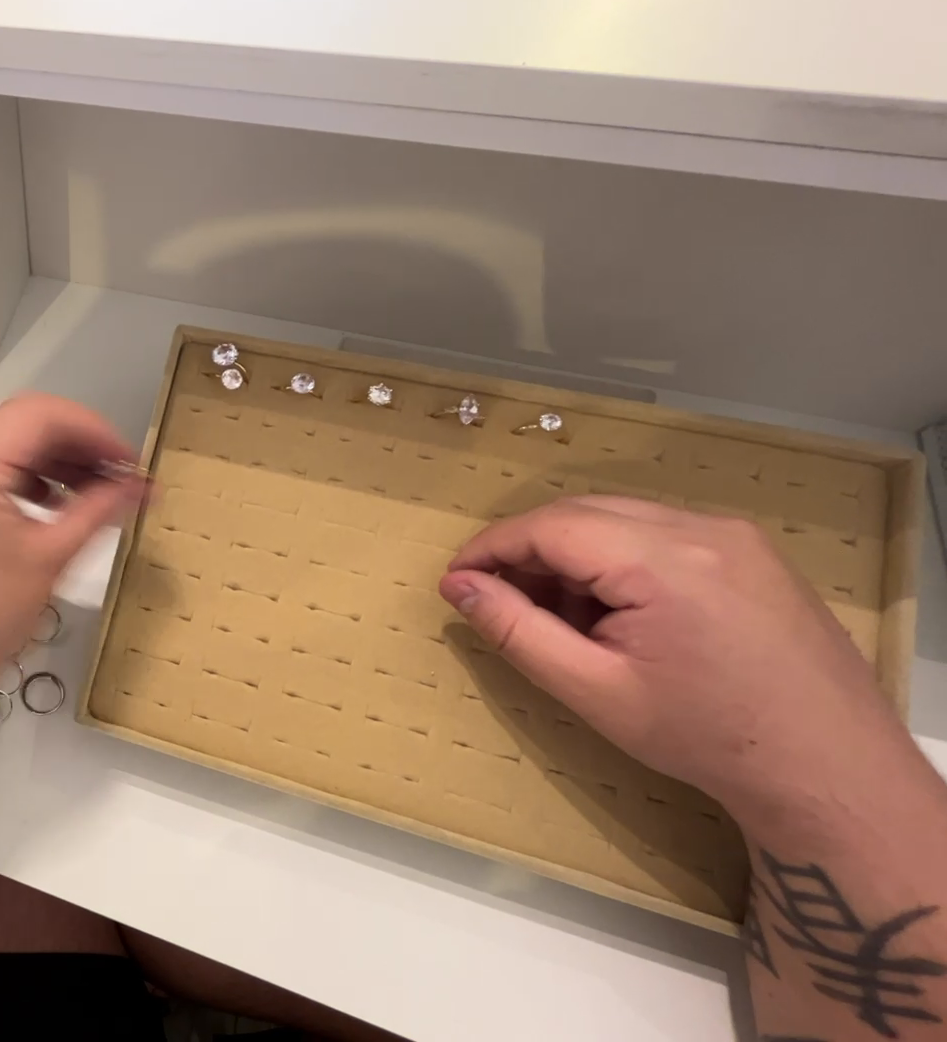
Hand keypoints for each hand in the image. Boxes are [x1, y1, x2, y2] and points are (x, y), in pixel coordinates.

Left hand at [0, 395, 145, 723]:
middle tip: (119, 477)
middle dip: (75, 445)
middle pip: (21, 424)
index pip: (41, 414)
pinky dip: (19, 477)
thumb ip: (98, 509)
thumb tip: (141, 485)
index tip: (129, 460)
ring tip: (93, 494)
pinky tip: (52, 505)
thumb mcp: (49, 559)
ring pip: (2, 444)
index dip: (94, 430)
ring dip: (50, 461)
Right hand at [438, 496, 914, 828]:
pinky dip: (610, 559)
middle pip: (580, 513)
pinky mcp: (750, 552)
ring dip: (567, 555)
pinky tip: (608, 611)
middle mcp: (704, 529)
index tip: (454, 581)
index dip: (490, 547)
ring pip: (615, 518)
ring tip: (555, 615)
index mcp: (666, 562)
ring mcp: (735, 537)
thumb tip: (456, 585)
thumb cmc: (701, 734)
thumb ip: (514, 629)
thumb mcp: (589, 688)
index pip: (549, 526)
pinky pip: (654, 532)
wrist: (829, 772)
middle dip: (525, 550)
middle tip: (497, 599)